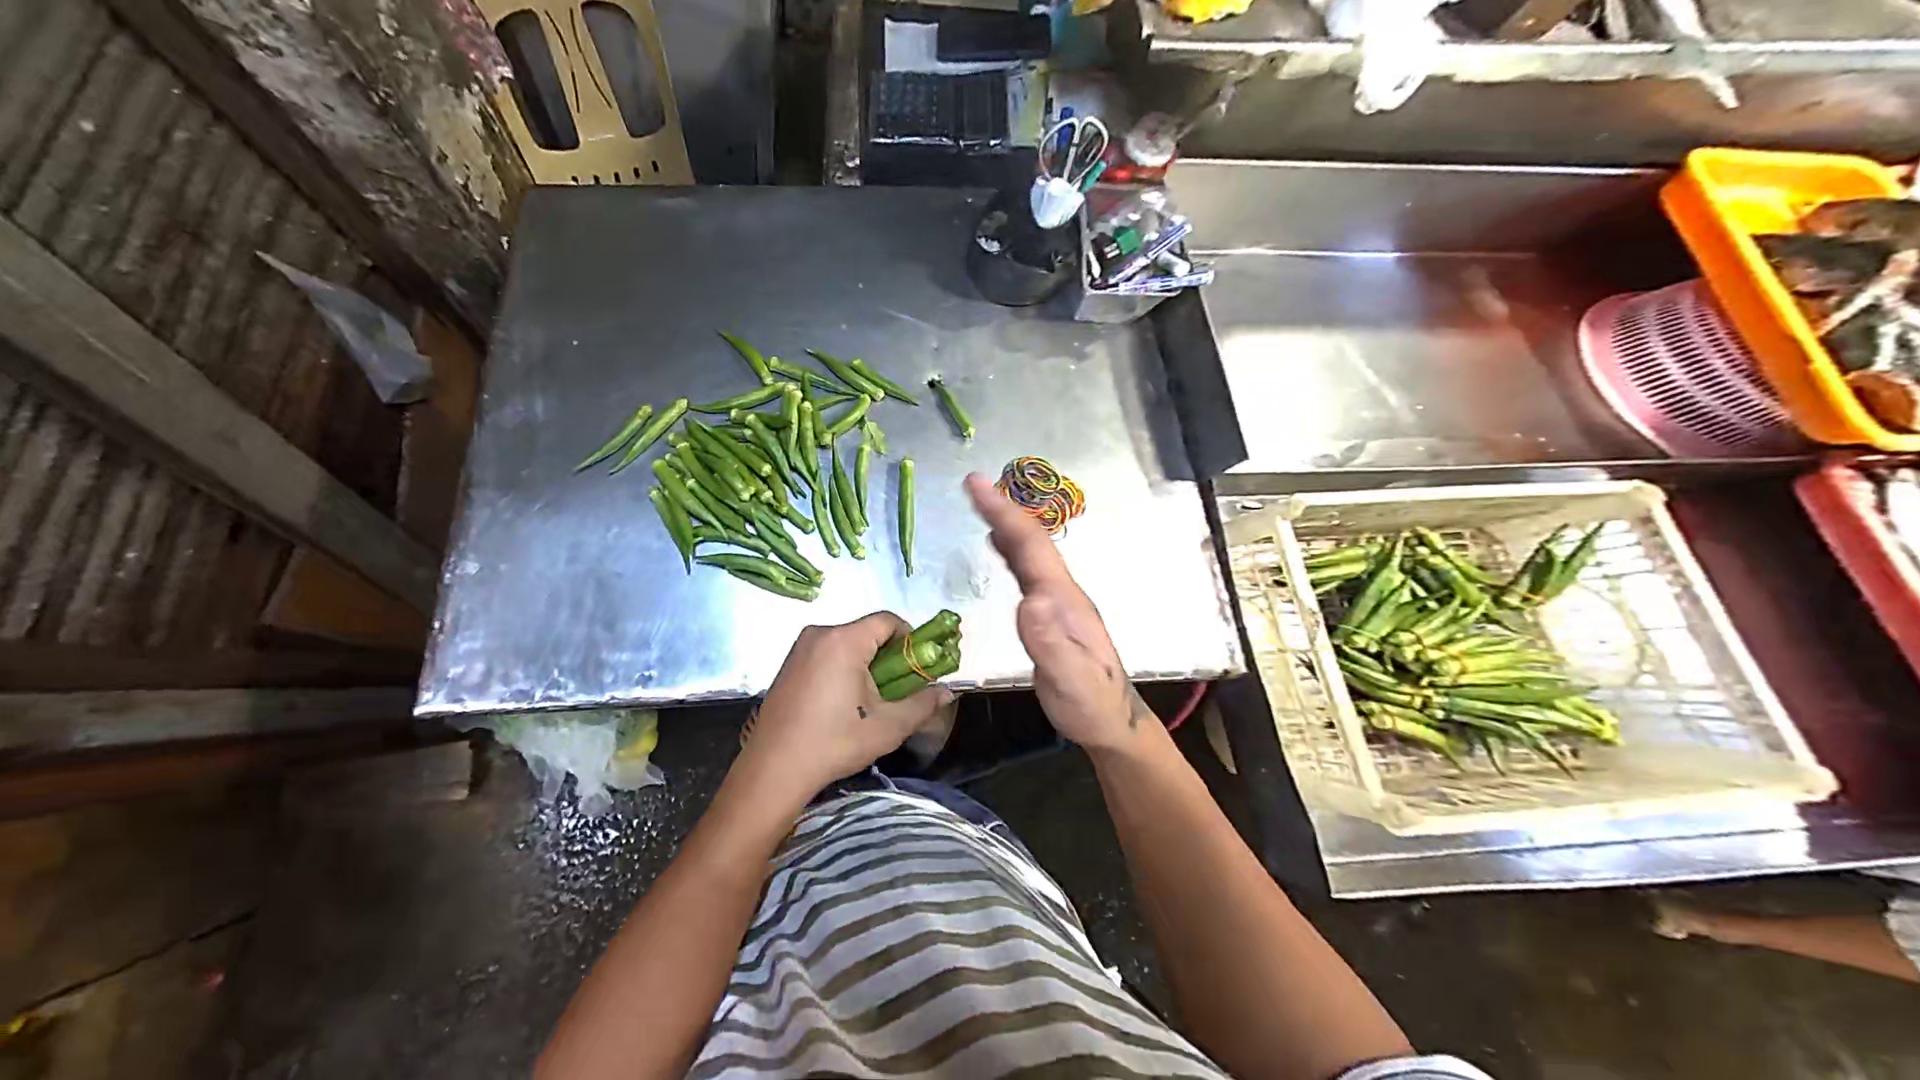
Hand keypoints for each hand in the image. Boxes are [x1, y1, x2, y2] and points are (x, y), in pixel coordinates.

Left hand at [737, 612, 951, 800]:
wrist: (774, 770)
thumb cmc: (834, 743)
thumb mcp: (888, 727)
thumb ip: (922, 704)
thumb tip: (947, 692)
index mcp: (844, 641)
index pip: (888, 621)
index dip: (910, 639)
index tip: (917, 668)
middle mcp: (820, 634)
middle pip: (867, 632)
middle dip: (888, 656)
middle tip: (896, 689)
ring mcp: (800, 648)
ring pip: (846, 644)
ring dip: (865, 664)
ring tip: (869, 701)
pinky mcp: (789, 665)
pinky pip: (826, 654)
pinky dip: (842, 669)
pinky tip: (842, 703)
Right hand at [965, 473, 1155, 754]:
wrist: (1110, 721)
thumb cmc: (1089, 704)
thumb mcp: (1069, 680)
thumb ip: (1050, 643)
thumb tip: (1030, 600)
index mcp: (1064, 599)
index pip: (1033, 547)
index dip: (1005, 514)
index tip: (977, 486)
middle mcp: (1062, 592)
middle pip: (1031, 542)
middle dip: (1002, 510)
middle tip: (971, 484)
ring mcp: (1058, 602)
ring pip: (1030, 553)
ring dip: (1005, 524)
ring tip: (981, 503)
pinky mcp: (1050, 614)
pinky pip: (1026, 570)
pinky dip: (1009, 550)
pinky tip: (998, 546)